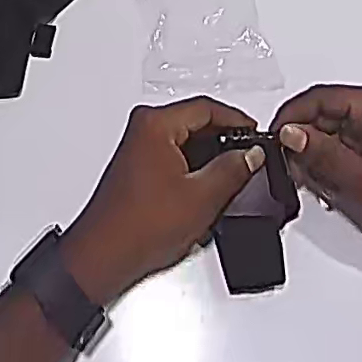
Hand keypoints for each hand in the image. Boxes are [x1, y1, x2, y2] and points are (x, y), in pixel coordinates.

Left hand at [60, 98, 263, 304]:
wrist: (106, 253)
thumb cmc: (139, 225)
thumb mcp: (202, 197)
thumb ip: (232, 170)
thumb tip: (249, 155)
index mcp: (155, 124)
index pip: (204, 107)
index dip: (235, 119)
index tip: (255, 131)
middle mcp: (143, 128)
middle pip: (193, 121)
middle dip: (224, 138)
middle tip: (249, 154)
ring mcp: (138, 145)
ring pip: (184, 139)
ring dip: (209, 154)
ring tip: (233, 174)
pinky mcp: (137, 163)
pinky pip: (173, 153)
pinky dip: (193, 165)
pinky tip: (208, 187)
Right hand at [273, 85, 361, 292]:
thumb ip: (322, 155)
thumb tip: (288, 134)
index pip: (315, 99)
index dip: (290, 119)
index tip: (273, 142)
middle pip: (317, 117)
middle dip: (302, 145)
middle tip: (293, 172)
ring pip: (323, 138)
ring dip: (315, 163)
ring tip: (320, 188)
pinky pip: (336, 156)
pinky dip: (327, 173)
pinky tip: (332, 194)